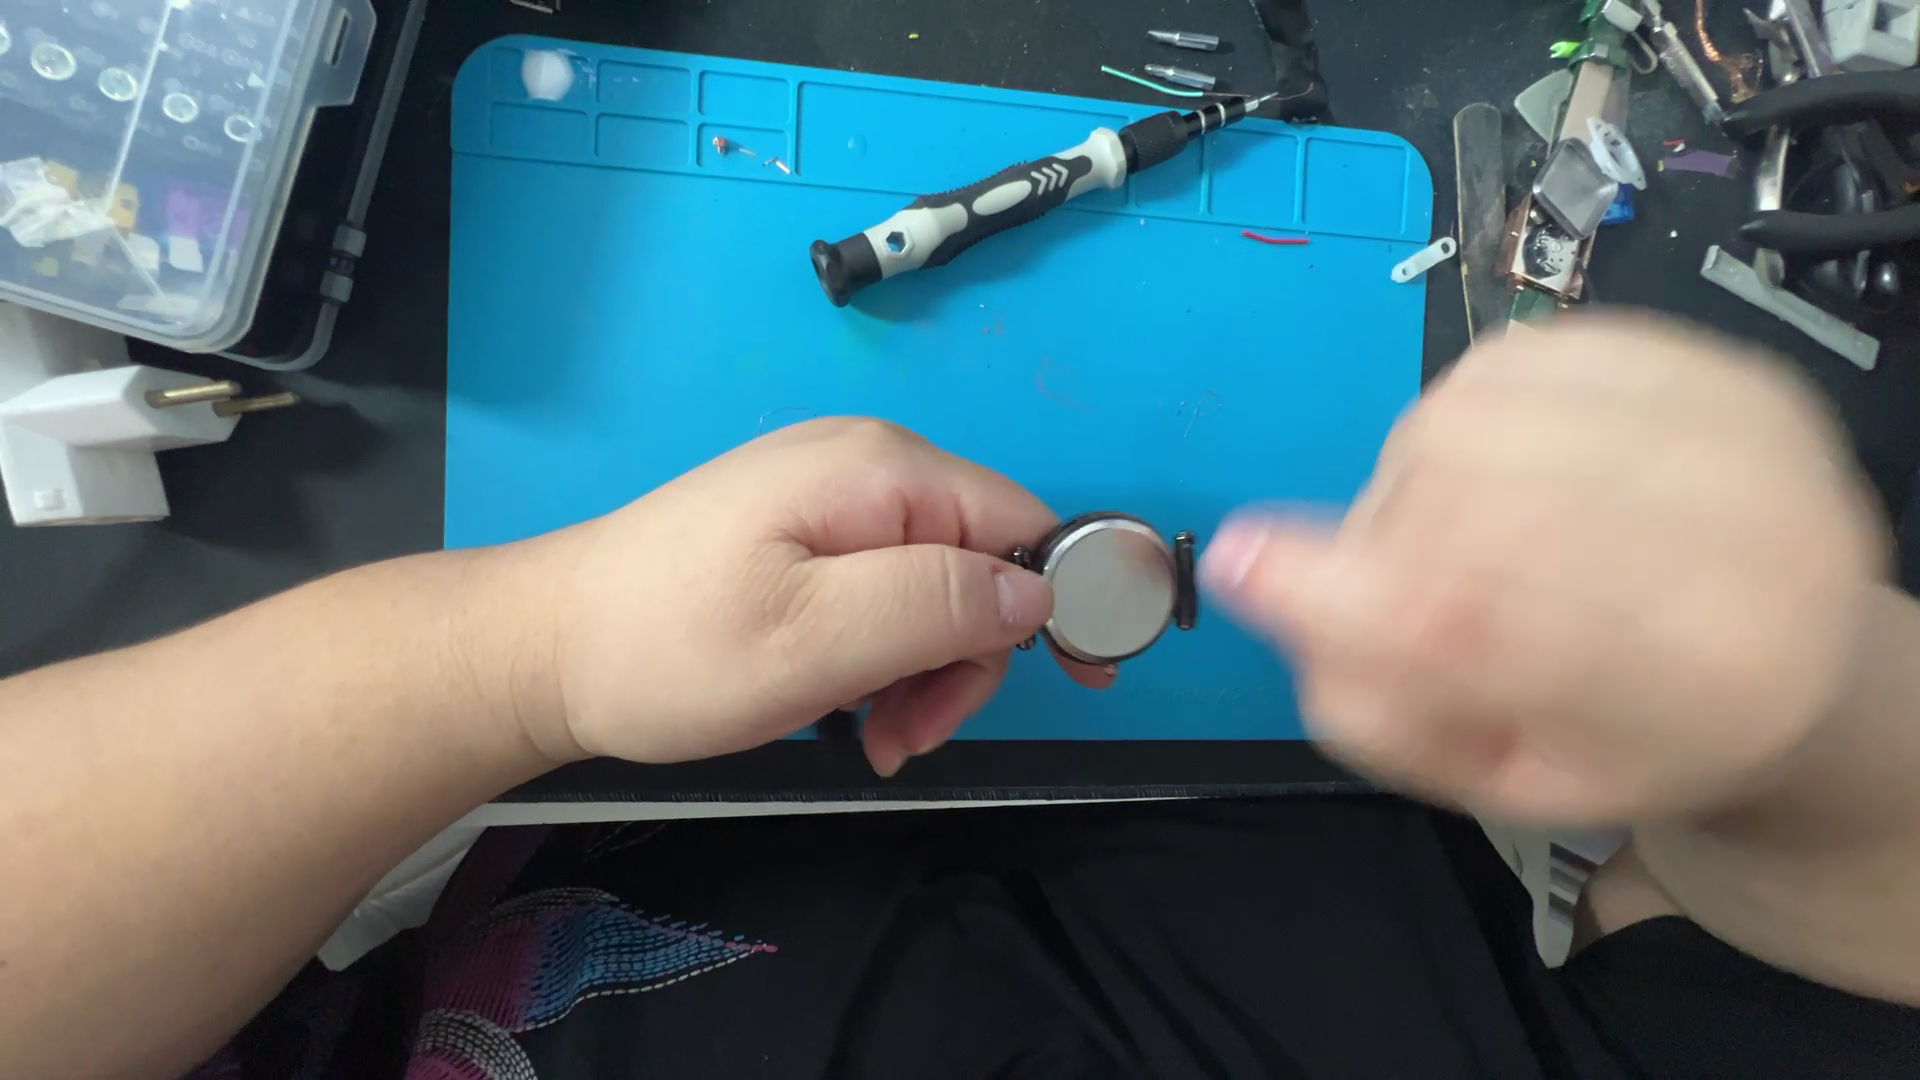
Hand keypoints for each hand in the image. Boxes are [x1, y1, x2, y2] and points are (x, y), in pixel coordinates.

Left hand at [498, 418, 1105, 775]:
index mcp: (881, 472)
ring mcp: (834, 501)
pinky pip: (886, 592)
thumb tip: (1037, 593)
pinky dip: (886, 657)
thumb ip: (939, 602)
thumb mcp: (818, 638)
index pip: (1019, 522)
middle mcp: (868, 468)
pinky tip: (848, 703)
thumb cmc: (673, 648)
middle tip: (909, 735)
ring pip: (935, 588)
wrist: (545, 648)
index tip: (1073, 680)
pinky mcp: (808, 536)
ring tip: (873, 736)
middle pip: (979, 563)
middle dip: (964, 657)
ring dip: (923, 670)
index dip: (1059, 598)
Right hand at [1199, 316, 1886, 822]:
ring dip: (1418, 479)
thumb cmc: (1620, 730)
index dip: (1339, 597)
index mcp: (1704, 690)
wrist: (1779, 647)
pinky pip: (1507, 362)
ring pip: (1470, 422)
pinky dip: (1462, 412)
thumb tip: (1245, 570)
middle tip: (1403, 578)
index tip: (1236, 565)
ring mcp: (1732, 432)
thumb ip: (1366, 703)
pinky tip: (1499, 462)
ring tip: (1457, 523)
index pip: (1483, 629)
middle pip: (1462, 504)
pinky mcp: (1696, 361)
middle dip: (1387, 541)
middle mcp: (1751, 545)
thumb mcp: (1496, 773)